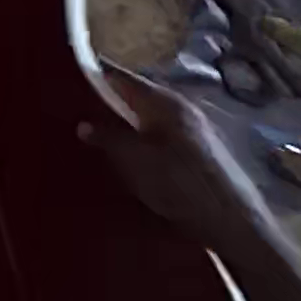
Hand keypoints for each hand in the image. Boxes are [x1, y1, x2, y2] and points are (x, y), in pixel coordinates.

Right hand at [82, 66, 273, 252]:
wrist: (238, 228)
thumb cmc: (182, 186)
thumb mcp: (134, 162)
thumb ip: (106, 137)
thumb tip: (82, 123)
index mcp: (163, 101)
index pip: (118, 75)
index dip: (90, 72)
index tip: (62, 74)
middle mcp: (180, 107)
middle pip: (132, 93)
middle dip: (102, 98)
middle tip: (70, 105)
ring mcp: (193, 128)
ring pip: (144, 114)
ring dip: (120, 119)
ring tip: (91, 128)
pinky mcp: (199, 150)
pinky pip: (157, 131)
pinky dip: (136, 134)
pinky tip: (123, 150)